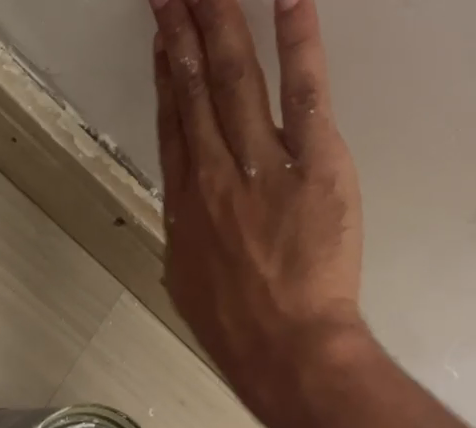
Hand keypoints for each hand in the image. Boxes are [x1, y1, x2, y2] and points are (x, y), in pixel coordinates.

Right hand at [149, 0, 363, 373]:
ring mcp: (259, 167)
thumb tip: (188, 217)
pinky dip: (296, 42)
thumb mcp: (187, 282)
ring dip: (220, 23)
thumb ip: (186, 237)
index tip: (163, 36)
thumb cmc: (234, 327)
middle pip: (192, 90)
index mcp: (183, 207)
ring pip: (234, 80)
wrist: (283, 347)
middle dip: (182, 30)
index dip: (166, 75)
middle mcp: (211, 177)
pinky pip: (302, 92)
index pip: (172, 124)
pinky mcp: (313, 164)